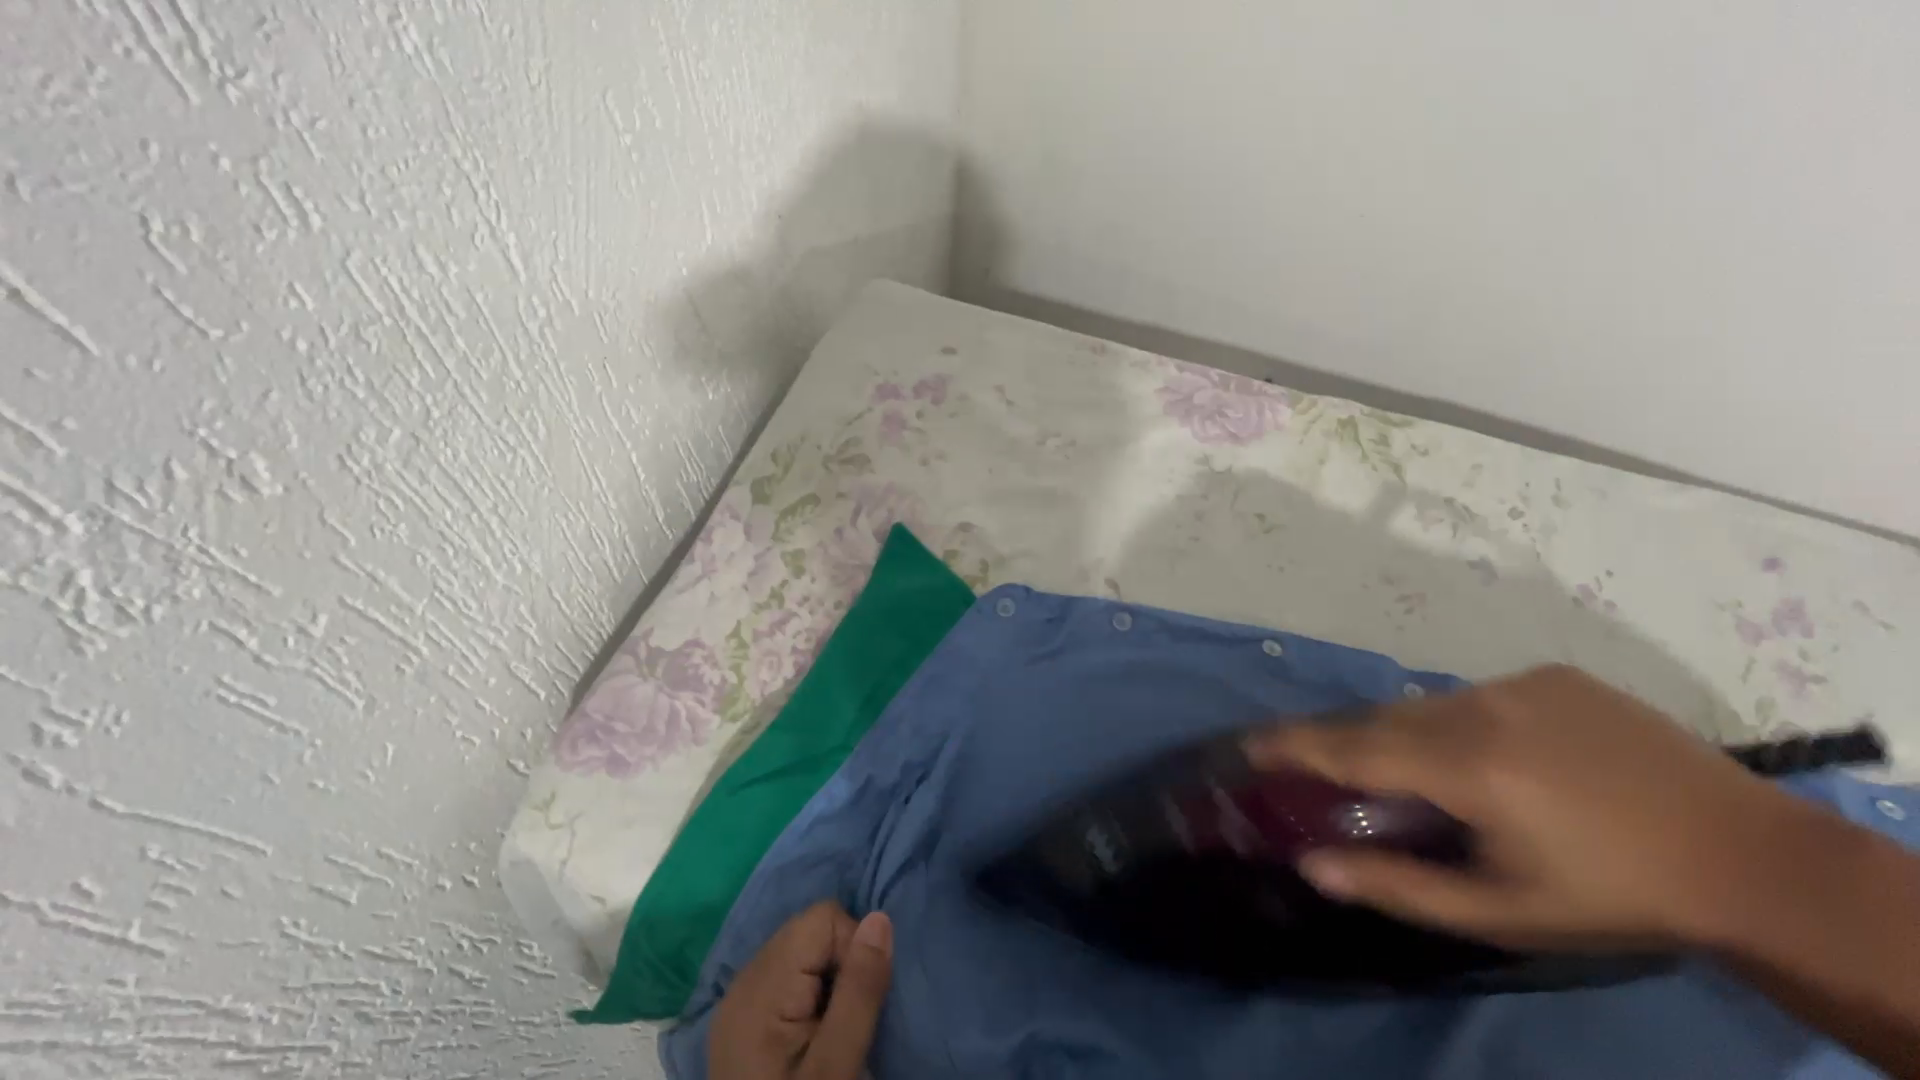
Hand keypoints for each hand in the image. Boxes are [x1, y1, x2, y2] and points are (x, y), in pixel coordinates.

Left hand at [709, 902, 893, 1079]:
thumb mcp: (837, 1067)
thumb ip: (859, 991)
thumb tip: (880, 918)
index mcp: (761, 987)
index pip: (822, 918)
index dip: (854, 949)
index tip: (859, 1002)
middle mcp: (743, 981)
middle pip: (808, 930)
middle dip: (841, 963)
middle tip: (847, 1020)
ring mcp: (739, 1000)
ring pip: (799, 951)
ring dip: (828, 979)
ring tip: (832, 1030)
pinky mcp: (744, 1018)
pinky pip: (786, 975)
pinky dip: (810, 993)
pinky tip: (812, 1036)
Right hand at [1246, 664, 1826, 950]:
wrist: (1750, 857)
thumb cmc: (1612, 896)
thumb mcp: (1500, 910)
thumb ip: (1395, 884)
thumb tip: (1310, 863)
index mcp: (1467, 765)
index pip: (1350, 747)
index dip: (1291, 744)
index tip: (1246, 744)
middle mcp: (1482, 707)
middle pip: (1382, 719)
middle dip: (1343, 744)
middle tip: (1323, 774)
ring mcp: (1521, 683)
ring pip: (1427, 704)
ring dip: (1402, 735)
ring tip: (1412, 776)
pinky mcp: (1555, 676)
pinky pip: (1475, 695)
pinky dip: (1454, 721)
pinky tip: (1490, 760)